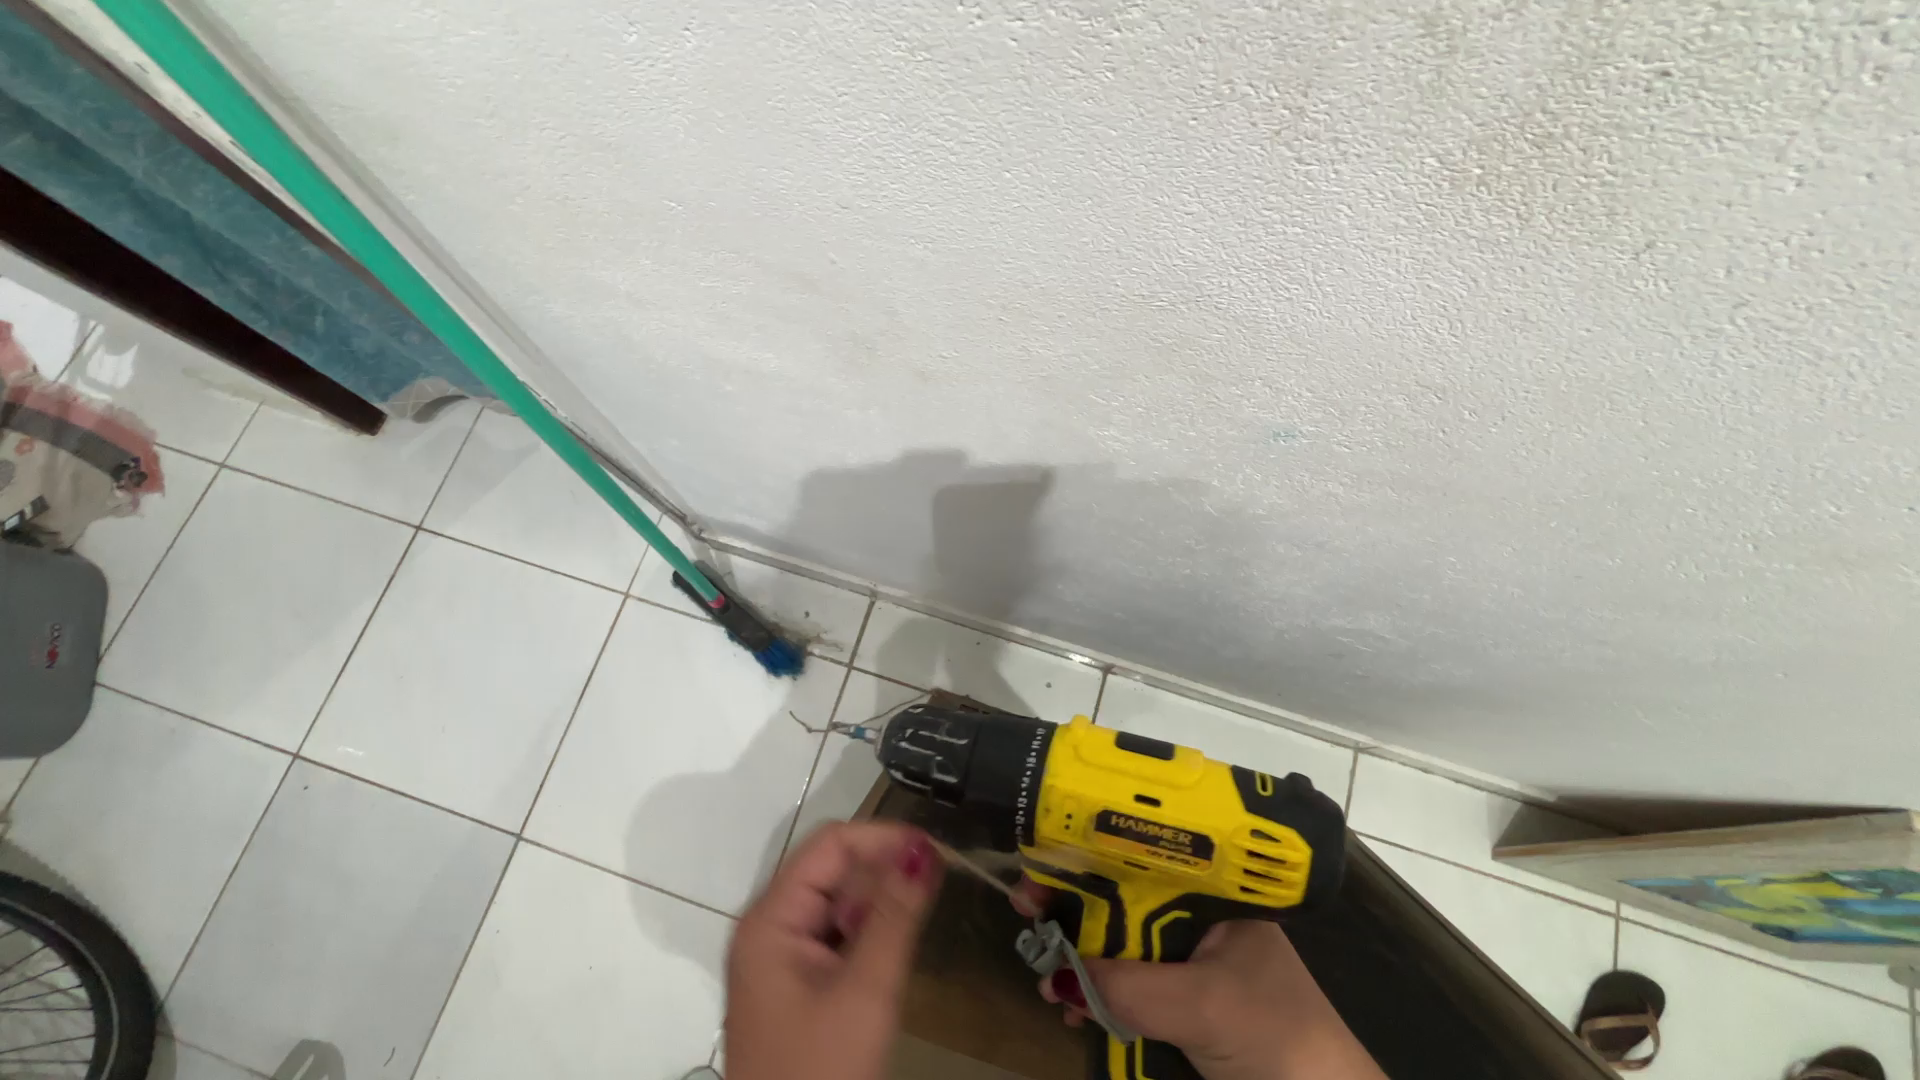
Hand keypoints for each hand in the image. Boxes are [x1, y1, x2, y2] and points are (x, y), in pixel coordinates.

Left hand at [725, 823, 942, 1079]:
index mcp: (770, 917)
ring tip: (913, 924)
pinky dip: (864, 933)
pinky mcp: (793, 980)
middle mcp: (768, 924)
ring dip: (876, 905)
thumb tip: (923, 847)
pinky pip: (833, 934)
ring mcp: (778, 953)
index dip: (883, 839)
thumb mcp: (865, 990)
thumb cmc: (823, 1070)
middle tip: (932, 891)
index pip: (831, 845)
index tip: (936, 852)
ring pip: (835, 901)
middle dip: (881, 873)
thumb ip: (895, 915)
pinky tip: (888, 953)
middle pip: (831, 869)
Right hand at [1015, 881, 1384, 1079]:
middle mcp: (1198, 919)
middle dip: (1074, 911)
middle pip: (1122, 901)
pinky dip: (1100, 997)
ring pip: (1122, 946)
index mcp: (1212, 895)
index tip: (1039, 875)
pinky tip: (1075, 1014)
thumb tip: (1055, 979)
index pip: (1138, 861)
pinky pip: (1130, 987)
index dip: (1086, 862)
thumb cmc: (1278, 1040)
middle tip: (1028, 919)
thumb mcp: (1201, 1006)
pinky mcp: (1185, 1005)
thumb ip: (1129, 989)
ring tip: (1048, 983)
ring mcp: (1192, 963)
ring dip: (1081, 961)